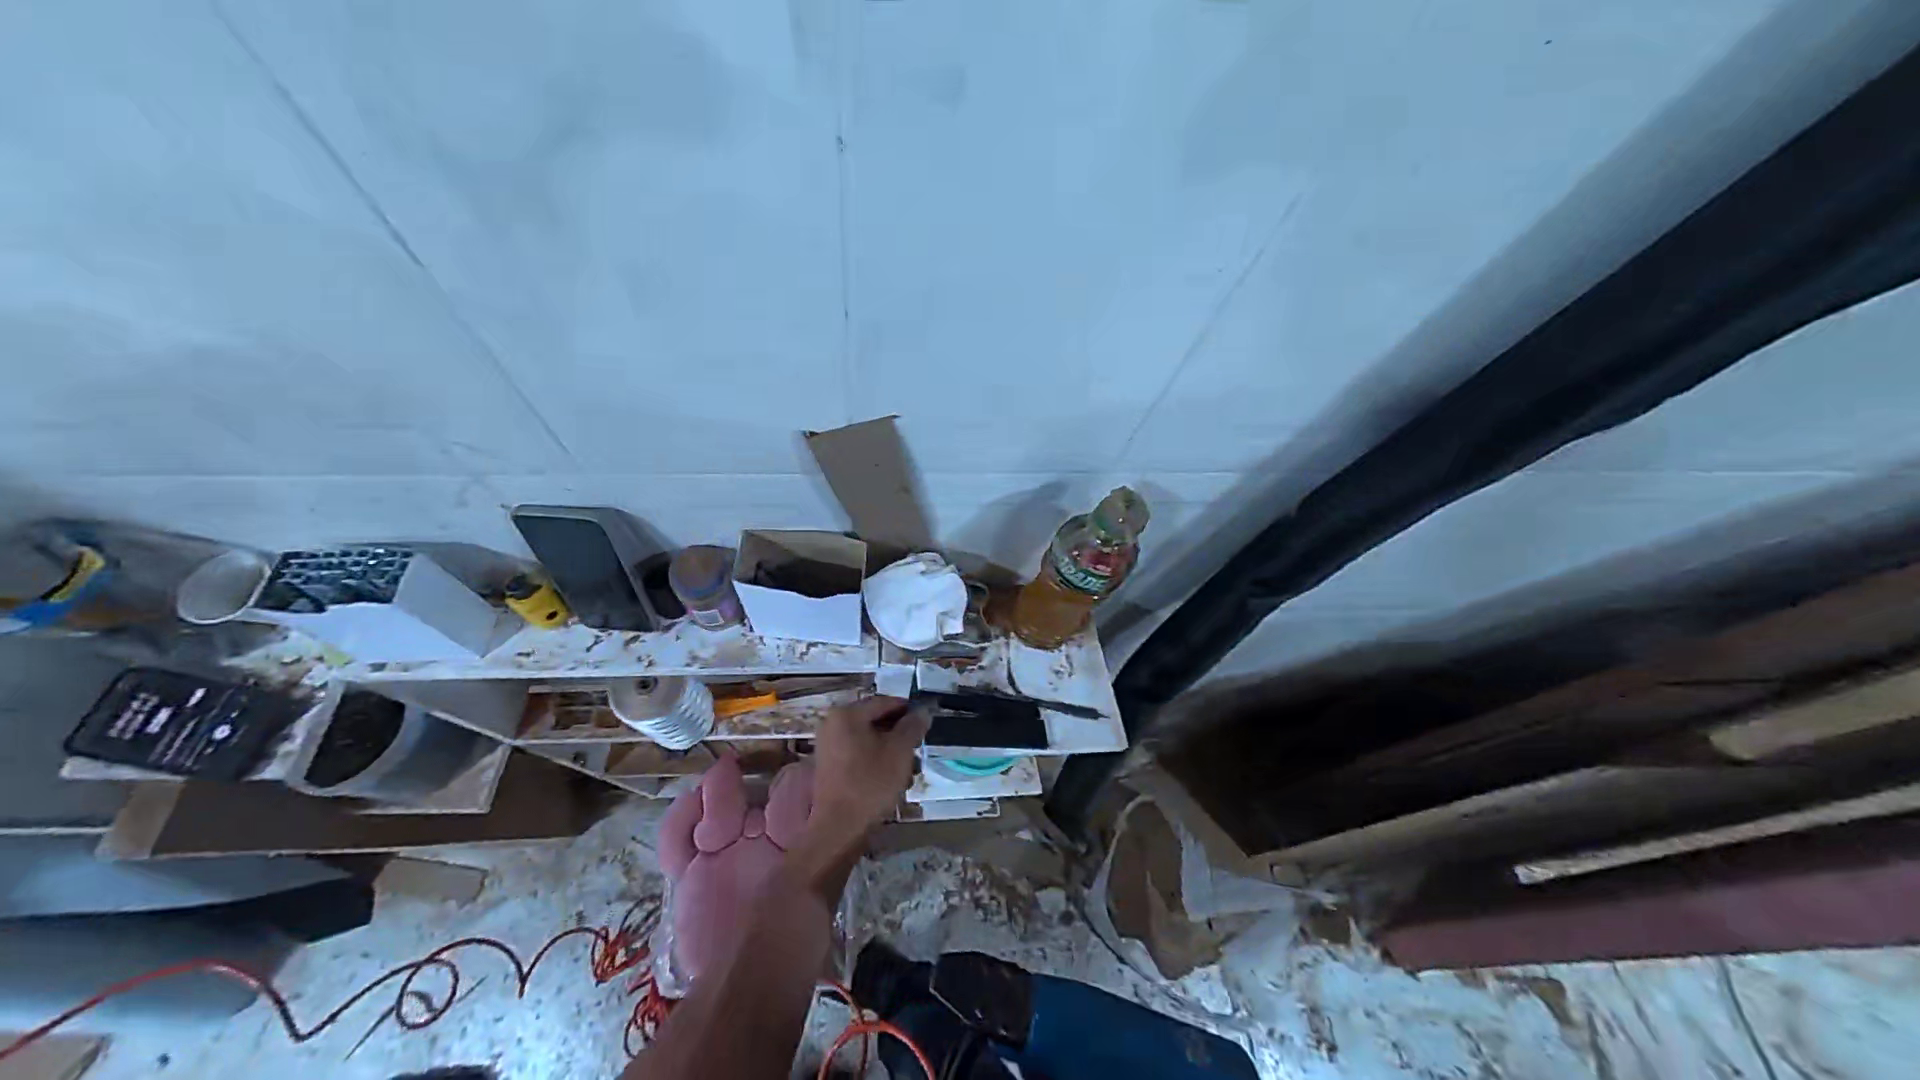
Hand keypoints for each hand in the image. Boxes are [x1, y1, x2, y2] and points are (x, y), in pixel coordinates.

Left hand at [807, 696, 928, 844]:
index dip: (907, 709)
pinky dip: (875, 760)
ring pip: (867, 739)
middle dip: (899, 733)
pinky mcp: (829, 767)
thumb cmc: (871, 783)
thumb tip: (922, 711)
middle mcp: (832, 724)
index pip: (884, 702)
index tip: (926, 720)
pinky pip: (857, 754)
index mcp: (846, 714)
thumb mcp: (899, 751)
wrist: (839, 827)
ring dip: (890, 749)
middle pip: (874, 720)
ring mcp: (828, 746)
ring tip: (909, 767)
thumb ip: (912, 726)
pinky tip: (892, 777)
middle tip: (919, 746)